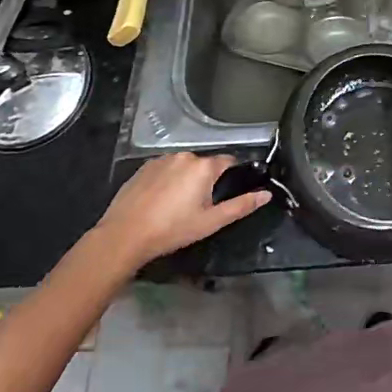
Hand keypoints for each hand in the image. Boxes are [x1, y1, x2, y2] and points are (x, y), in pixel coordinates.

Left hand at [91, 152, 269, 266]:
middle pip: (204, 165)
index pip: (228, 161)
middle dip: (206, 181)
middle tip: (200, 207)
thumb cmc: (172, 230)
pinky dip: (167, 181)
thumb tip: (266, 194)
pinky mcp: (143, 167)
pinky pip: (164, 170)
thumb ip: (241, 206)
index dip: (231, 176)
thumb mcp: (211, 222)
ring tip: (177, 206)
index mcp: (204, 167)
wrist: (124, 235)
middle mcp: (184, 156)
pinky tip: (159, 202)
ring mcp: (161, 159)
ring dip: (186, 180)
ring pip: (183, 167)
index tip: (226, 193)